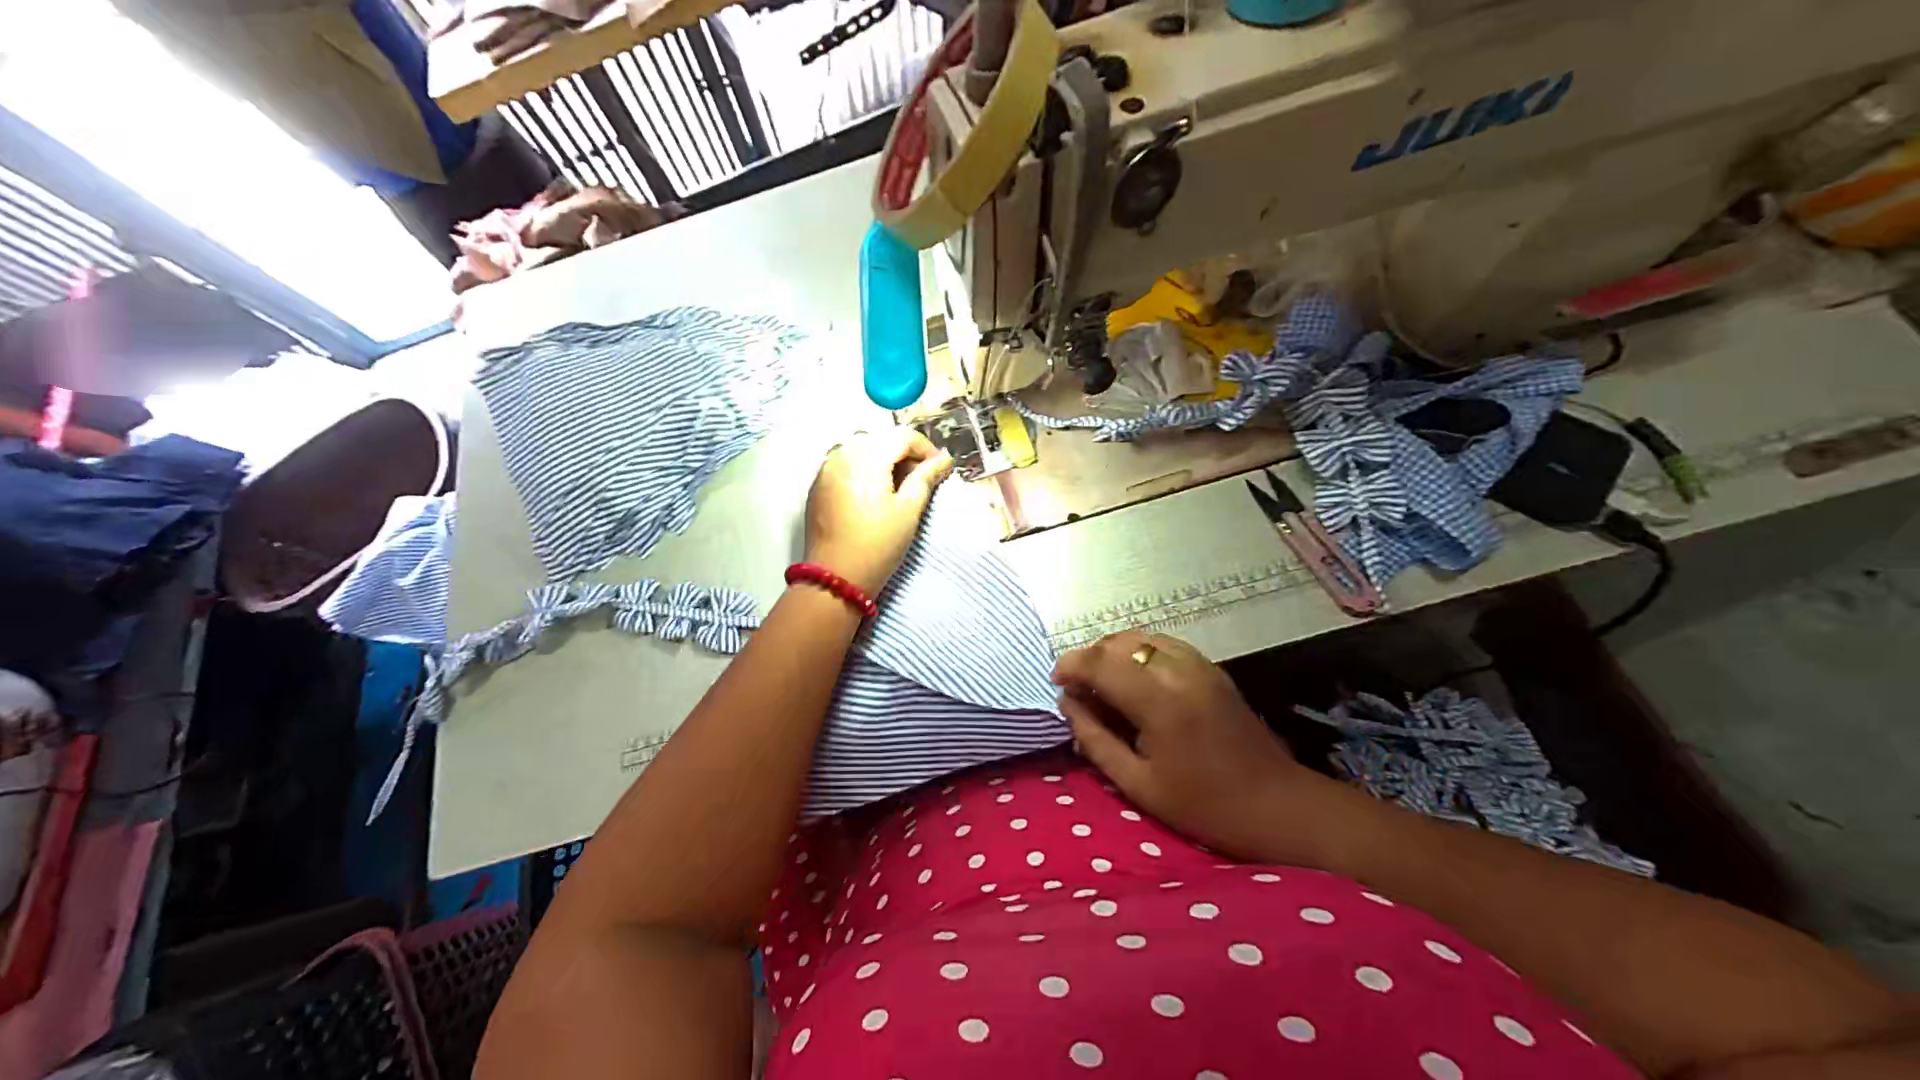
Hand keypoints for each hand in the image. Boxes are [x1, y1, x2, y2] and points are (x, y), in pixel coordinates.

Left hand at [803, 428, 953, 595]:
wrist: (835, 577)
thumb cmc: (878, 543)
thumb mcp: (909, 510)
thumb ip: (926, 477)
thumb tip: (944, 458)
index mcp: (867, 454)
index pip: (903, 436)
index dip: (926, 449)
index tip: (940, 470)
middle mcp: (842, 452)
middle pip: (881, 440)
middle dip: (904, 455)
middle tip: (920, 482)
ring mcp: (825, 468)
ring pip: (861, 451)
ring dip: (883, 462)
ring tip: (896, 490)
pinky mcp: (817, 486)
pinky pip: (845, 466)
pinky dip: (863, 472)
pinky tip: (872, 498)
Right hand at [1052, 631, 1339, 864]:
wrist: (1279, 806)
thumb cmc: (1204, 806)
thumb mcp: (1138, 784)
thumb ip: (1095, 739)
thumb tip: (1067, 704)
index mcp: (1160, 701)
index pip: (1100, 662)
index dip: (1070, 666)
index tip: (1056, 684)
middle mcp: (1179, 670)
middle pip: (1118, 642)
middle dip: (1089, 658)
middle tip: (1077, 690)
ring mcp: (1200, 665)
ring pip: (1141, 637)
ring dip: (1113, 653)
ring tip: (1102, 685)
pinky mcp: (1212, 669)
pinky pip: (1164, 645)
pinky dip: (1139, 653)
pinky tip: (1134, 681)